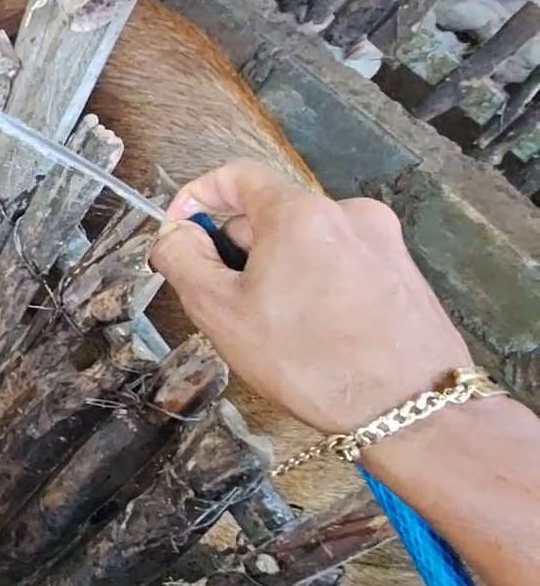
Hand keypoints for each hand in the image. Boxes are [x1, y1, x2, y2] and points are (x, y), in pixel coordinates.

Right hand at [147, 160, 472, 433]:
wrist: (410, 410)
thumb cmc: (303, 356)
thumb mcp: (215, 307)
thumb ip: (181, 258)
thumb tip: (175, 234)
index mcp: (301, 215)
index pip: (236, 175)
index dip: (194, 196)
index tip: (176, 233)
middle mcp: (349, 215)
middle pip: (264, 214)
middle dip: (231, 248)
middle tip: (218, 298)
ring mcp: (382, 242)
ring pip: (295, 241)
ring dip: (265, 268)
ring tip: (262, 320)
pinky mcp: (399, 271)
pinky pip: (329, 260)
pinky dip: (302, 281)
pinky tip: (301, 326)